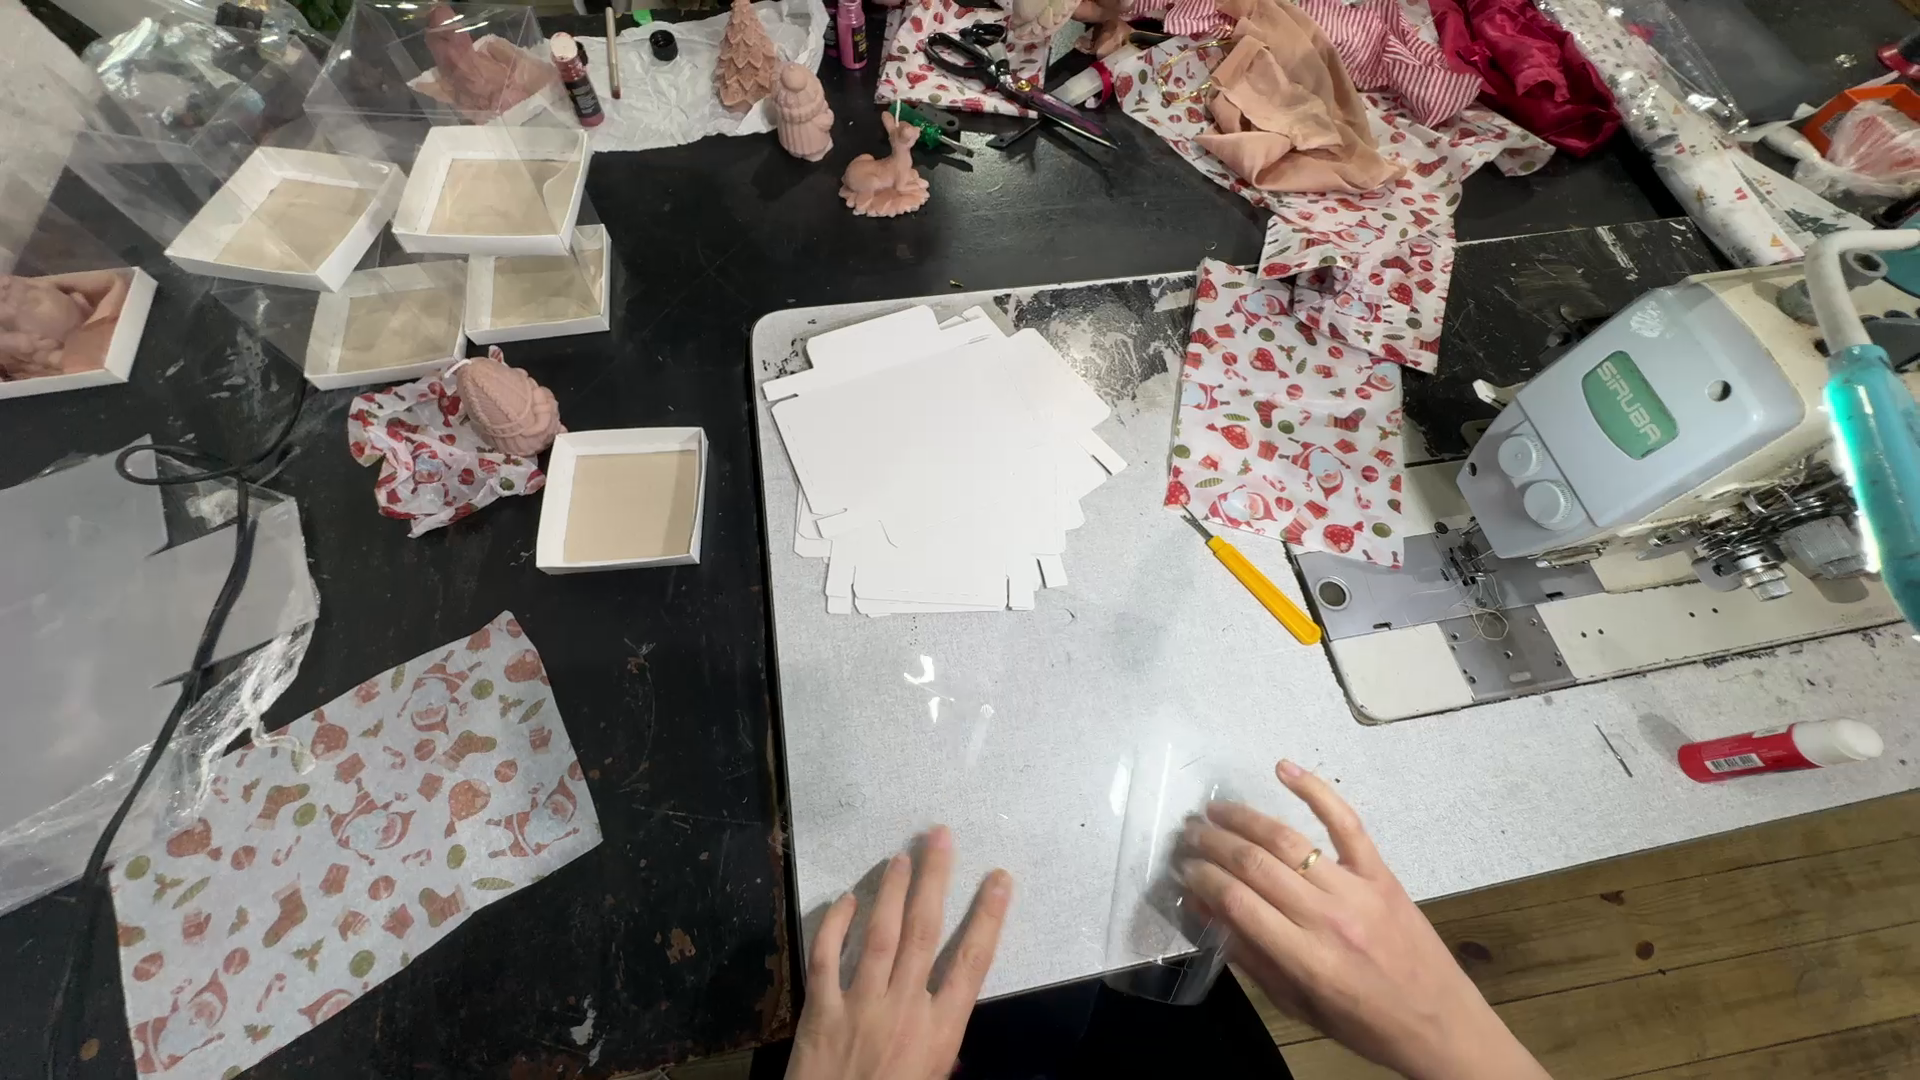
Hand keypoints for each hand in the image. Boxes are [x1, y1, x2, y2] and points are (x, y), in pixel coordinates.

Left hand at [786, 826, 1013, 1079]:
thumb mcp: (932, 1079)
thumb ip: (942, 1038)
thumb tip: (950, 1002)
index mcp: (940, 1032)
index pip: (972, 962)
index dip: (988, 916)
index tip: (1000, 877)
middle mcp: (904, 1009)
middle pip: (926, 931)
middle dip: (936, 879)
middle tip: (940, 835)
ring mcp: (861, 1005)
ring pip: (881, 934)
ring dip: (893, 890)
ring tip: (902, 855)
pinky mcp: (820, 1010)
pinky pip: (827, 956)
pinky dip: (836, 924)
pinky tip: (847, 898)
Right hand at [1180, 761, 1548, 1079]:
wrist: (1445, 1028)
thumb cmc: (1364, 1023)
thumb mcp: (1298, 1005)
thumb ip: (1247, 955)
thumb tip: (1201, 906)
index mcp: (1307, 960)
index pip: (1236, 901)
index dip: (1200, 877)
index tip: (1183, 869)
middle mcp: (1328, 919)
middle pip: (1253, 864)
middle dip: (1211, 844)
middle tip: (1188, 835)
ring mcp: (1356, 889)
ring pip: (1285, 839)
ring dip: (1241, 817)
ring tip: (1214, 811)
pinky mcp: (1379, 871)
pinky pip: (1344, 821)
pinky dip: (1313, 789)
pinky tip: (1282, 767)